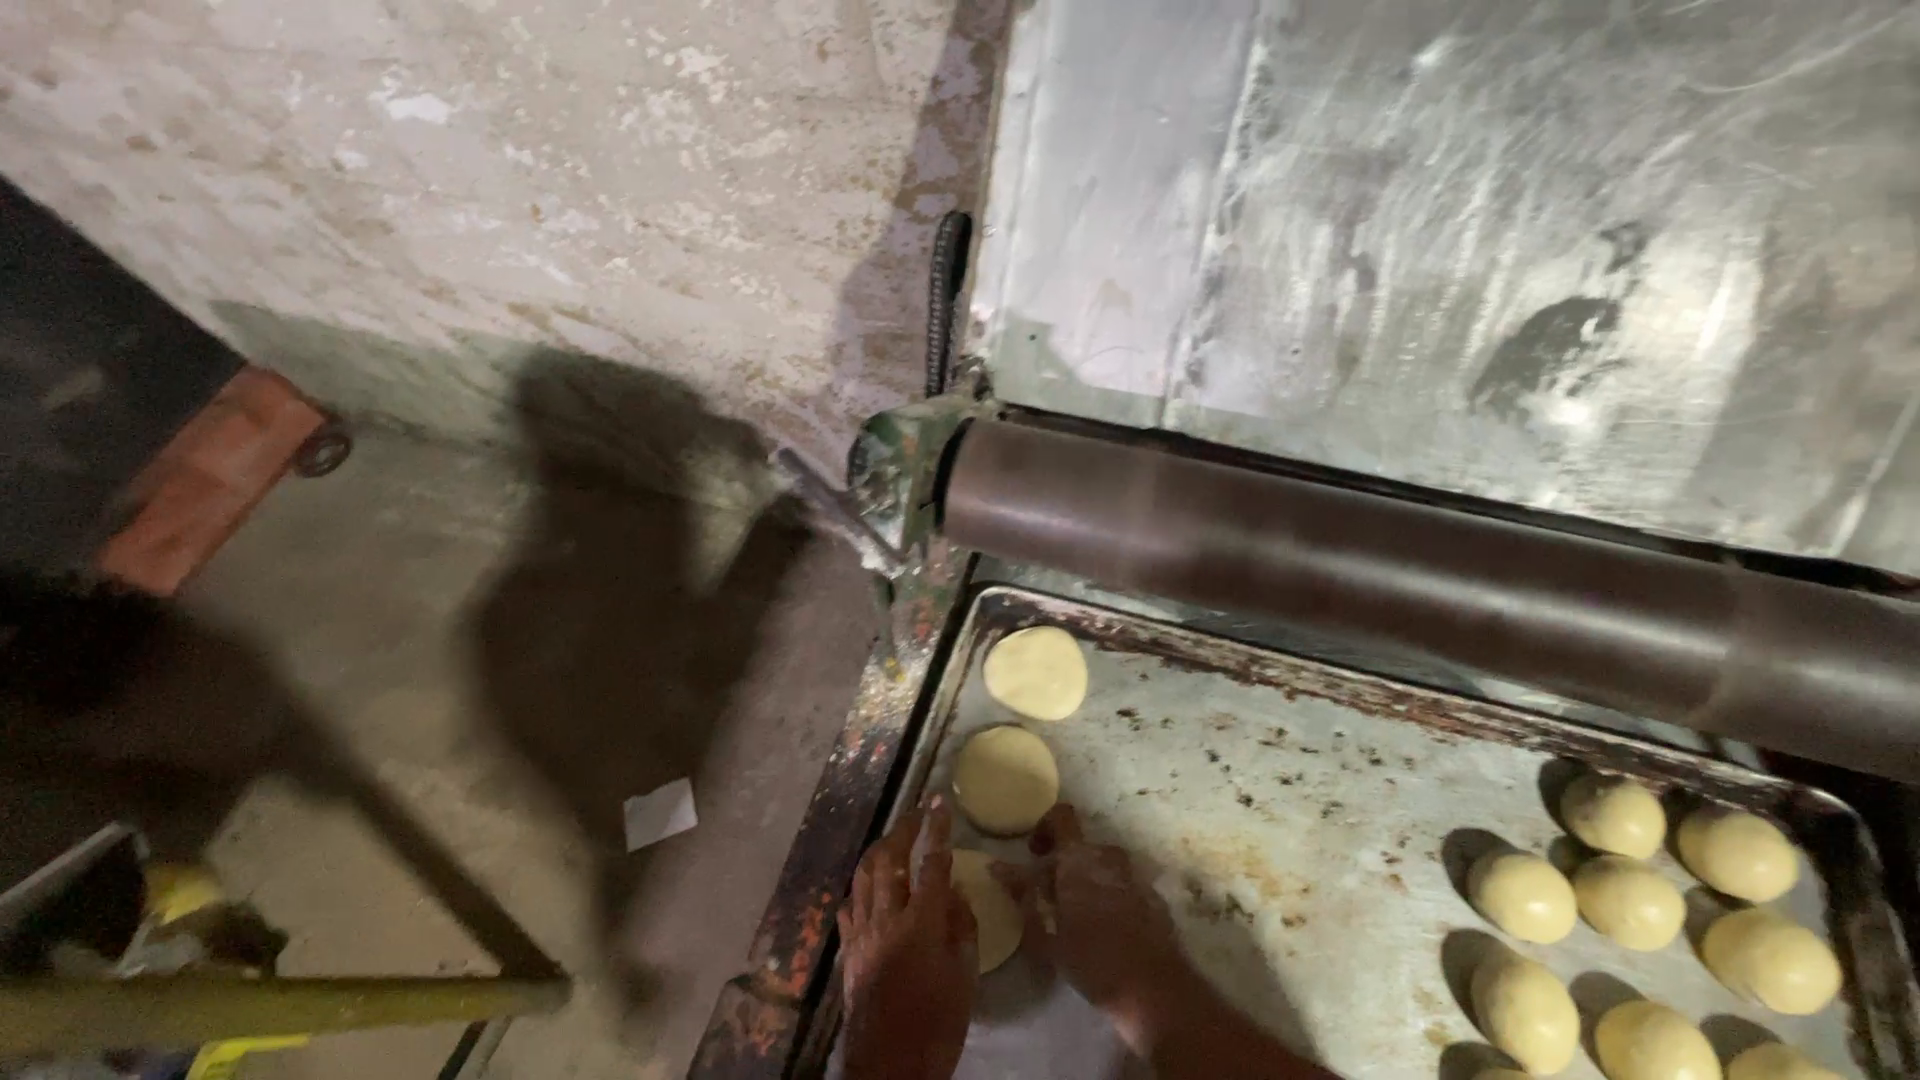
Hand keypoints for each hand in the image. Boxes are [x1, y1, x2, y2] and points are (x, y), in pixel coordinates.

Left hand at [838, 797, 977, 1079]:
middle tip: (916, 810)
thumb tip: (955, 891)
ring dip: (879, 850)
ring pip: (864, 877)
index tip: (940, 802)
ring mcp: (862, 934)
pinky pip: (849, 907)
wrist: (889, 1066)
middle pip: (890, 859)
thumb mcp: (965, 977)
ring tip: (892, 837)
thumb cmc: (938, 1024)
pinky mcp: (847, 952)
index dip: (938, 829)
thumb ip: (961, 927)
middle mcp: (887, 919)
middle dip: (904, 829)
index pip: (932, 863)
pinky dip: (860, 888)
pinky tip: (867, 885)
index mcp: (922, 925)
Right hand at [1003, 803, 1196, 1049]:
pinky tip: (1107, 931)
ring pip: (1104, 867)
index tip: (1034, 854)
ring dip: (1088, 880)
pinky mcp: (1154, 899)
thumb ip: (1022, 895)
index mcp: (1080, 860)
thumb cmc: (1092, 960)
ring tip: (1078, 917)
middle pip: (1082, 847)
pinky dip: (1111, 896)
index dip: (1045, 827)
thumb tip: (997, 867)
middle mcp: (1110, 858)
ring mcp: (1136, 877)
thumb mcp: (1045, 934)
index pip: (1062, 816)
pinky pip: (1124, 885)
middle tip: (1050, 899)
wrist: (1155, 989)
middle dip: (1063, 865)